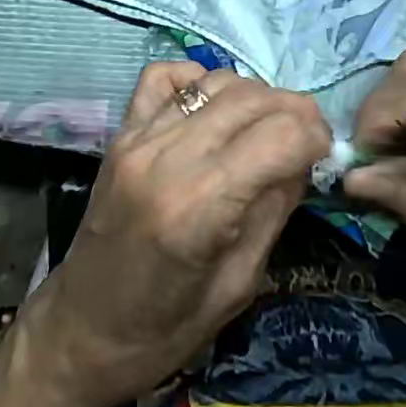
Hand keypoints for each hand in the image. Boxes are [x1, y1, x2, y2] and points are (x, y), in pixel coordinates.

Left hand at [0, 63, 329, 406]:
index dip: (316, 137)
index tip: (324, 156)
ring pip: (216, 81)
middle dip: (293, 113)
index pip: (282, 134)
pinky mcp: (120, 133)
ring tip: (262, 131)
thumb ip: (274, 210)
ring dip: (254, 98)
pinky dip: (197, 82)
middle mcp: (168, 157)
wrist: (81, 329)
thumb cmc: (164, 329)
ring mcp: (138, 138)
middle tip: (304, 143)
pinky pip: (164, 77)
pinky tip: (210, 112)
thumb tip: (304, 159)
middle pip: (253, 98)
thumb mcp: (239, 284)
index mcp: (201, 205)